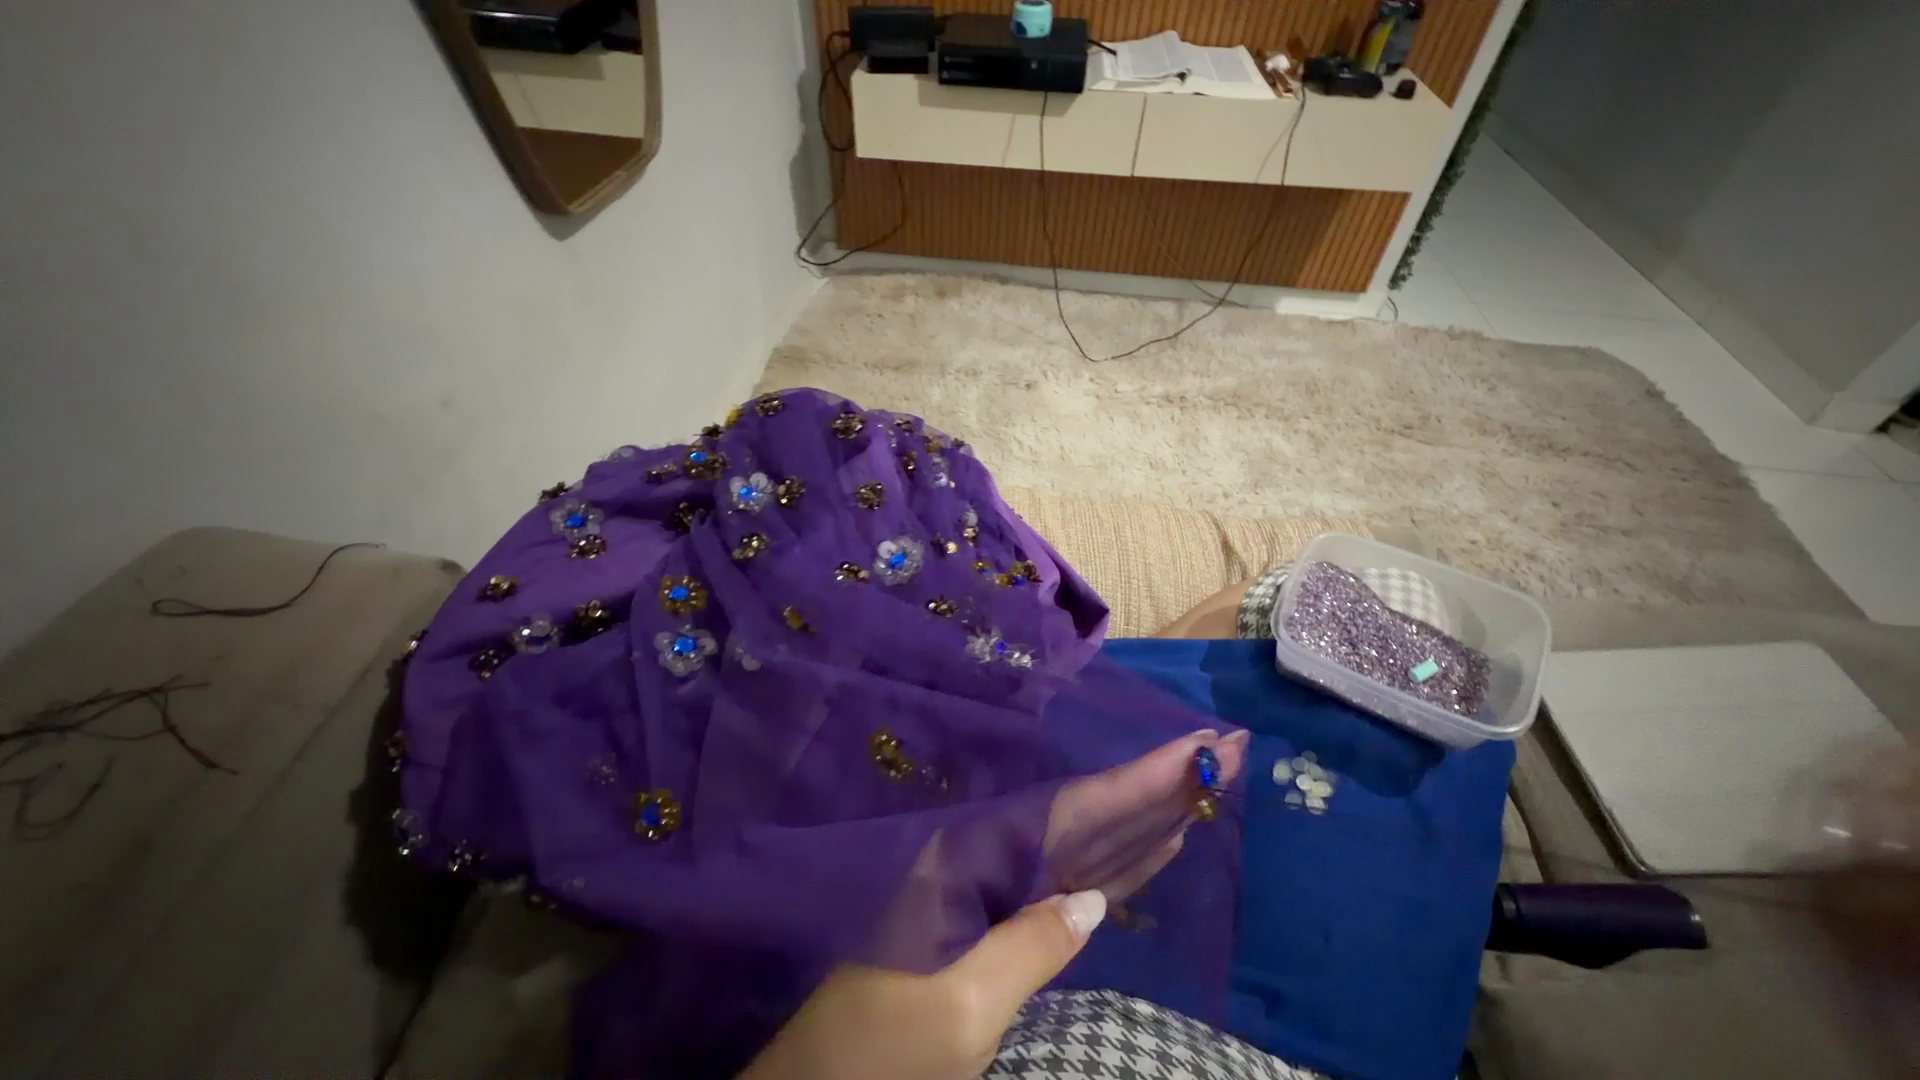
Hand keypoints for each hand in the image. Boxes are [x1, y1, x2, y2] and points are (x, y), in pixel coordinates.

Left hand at [739, 729, 1247, 1079]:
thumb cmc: (881, 1052)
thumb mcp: (960, 1008)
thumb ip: (1031, 944)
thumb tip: (1089, 902)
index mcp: (970, 860)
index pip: (1072, 811)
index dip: (1141, 780)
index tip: (1199, 745)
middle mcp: (984, 860)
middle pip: (1085, 817)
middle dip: (1155, 787)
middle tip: (1221, 750)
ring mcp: (993, 893)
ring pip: (1084, 847)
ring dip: (1145, 818)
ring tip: (1203, 788)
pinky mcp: (998, 926)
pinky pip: (1068, 885)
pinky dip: (1114, 868)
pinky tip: (1153, 850)